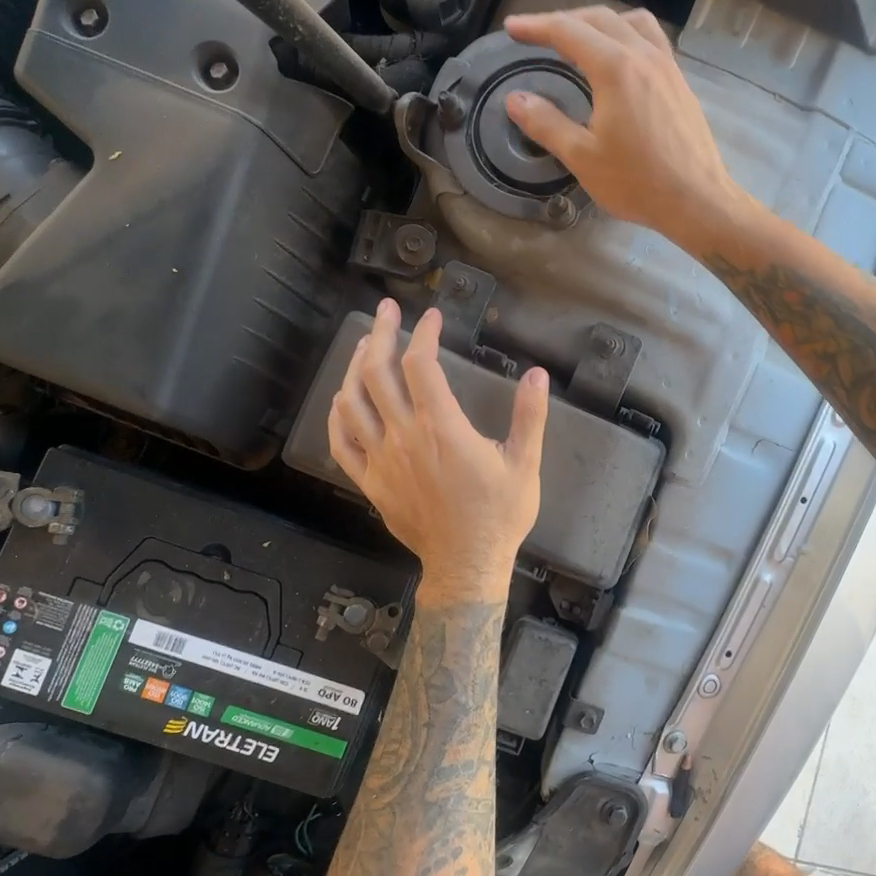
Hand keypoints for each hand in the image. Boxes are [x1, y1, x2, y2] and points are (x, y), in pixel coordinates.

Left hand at [326, 299, 548, 604]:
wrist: (467, 564)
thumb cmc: (499, 515)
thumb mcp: (525, 465)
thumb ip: (530, 417)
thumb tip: (537, 374)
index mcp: (442, 428)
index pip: (421, 364)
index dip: (424, 333)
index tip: (433, 317)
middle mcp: (404, 437)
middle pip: (377, 372)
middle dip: (379, 333)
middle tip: (387, 311)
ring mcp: (380, 460)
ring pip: (351, 401)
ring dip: (354, 366)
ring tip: (364, 346)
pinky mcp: (369, 482)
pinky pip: (339, 441)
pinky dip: (337, 414)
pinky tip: (343, 399)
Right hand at [503, 7, 753, 244]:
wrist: (696, 200)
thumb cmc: (638, 183)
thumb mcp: (583, 158)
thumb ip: (547, 124)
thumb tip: (516, 100)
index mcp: (615, 68)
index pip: (568, 32)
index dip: (536, 26)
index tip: (512, 29)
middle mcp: (643, 55)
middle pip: (599, 19)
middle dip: (564, 20)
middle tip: (538, 33)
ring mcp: (667, 67)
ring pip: (631, 23)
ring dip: (600, 22)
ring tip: (582, 38)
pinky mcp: (681, 83)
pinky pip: (652, 41)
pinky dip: (628, 35)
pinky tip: (622, 59)